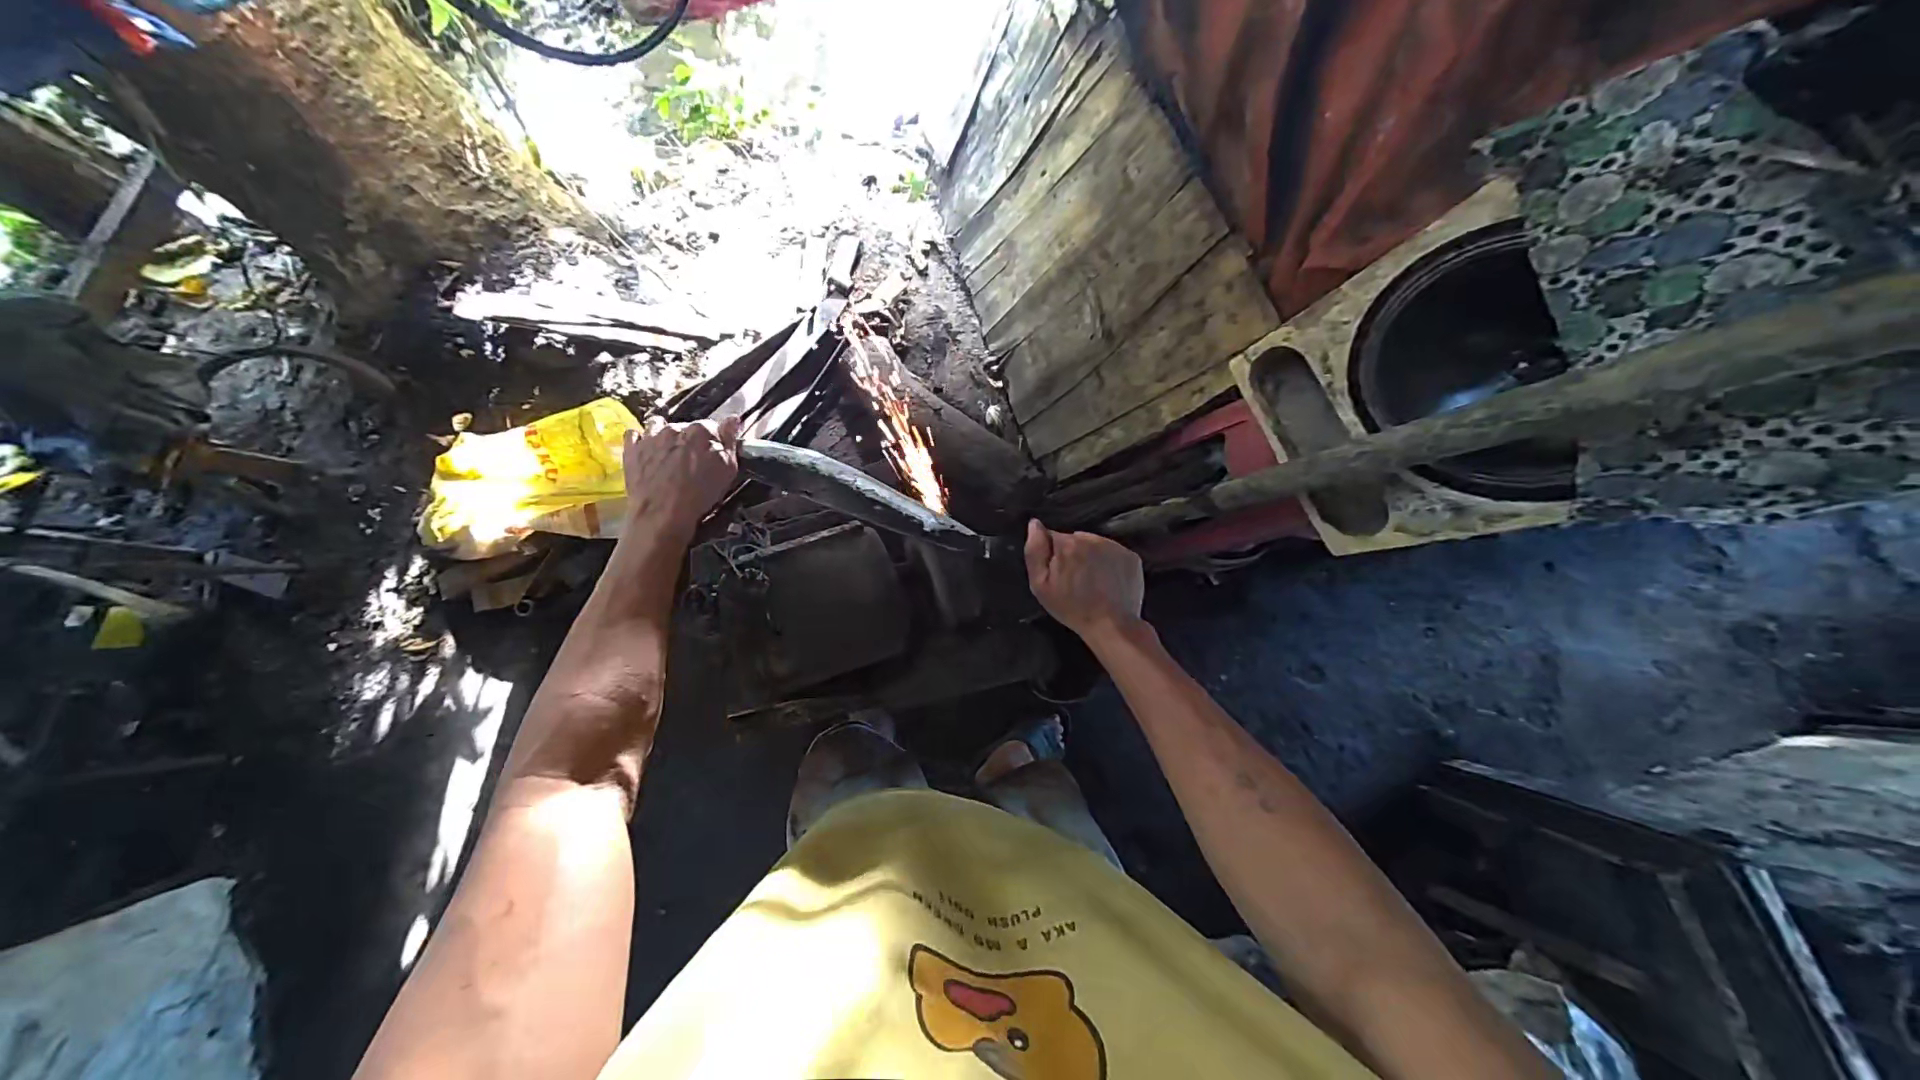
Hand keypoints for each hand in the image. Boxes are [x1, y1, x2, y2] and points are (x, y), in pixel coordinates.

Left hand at [621, 414, 741, 542]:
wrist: (662, 513)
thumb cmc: (698, 494)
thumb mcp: (727, 470)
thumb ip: (729, 441)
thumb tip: (732, 421)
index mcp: (701, 431)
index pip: (712, 426)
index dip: (714, 441)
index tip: (714, 453)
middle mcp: (675, 428)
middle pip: (685, 427)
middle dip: (690, 440)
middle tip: (693, 461)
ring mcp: (651, 437)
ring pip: (659, 425)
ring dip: (665, 435)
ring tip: (670, 453)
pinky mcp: (632, 449)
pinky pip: (635, 435)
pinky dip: (641, 440)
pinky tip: (648, 451)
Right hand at [1024, 520, 1145, 644]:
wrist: (1111, 625)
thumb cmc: (1071, 608)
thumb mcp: (1040, 585)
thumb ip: (1034, 551)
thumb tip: (1034, 524)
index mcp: (1068, 543)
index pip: (1052, 537)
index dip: (1052, 555)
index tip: (1056, 573)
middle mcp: (1092, 538)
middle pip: (1075, 540)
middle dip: (1072, 555)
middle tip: (1073, 581)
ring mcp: (1115, 547)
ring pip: (1095, 545)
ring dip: (1091, 557)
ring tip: (1091, 582)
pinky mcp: (1132, 557)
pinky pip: (1113, 553)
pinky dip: (1109, 563)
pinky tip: (1107, 582)